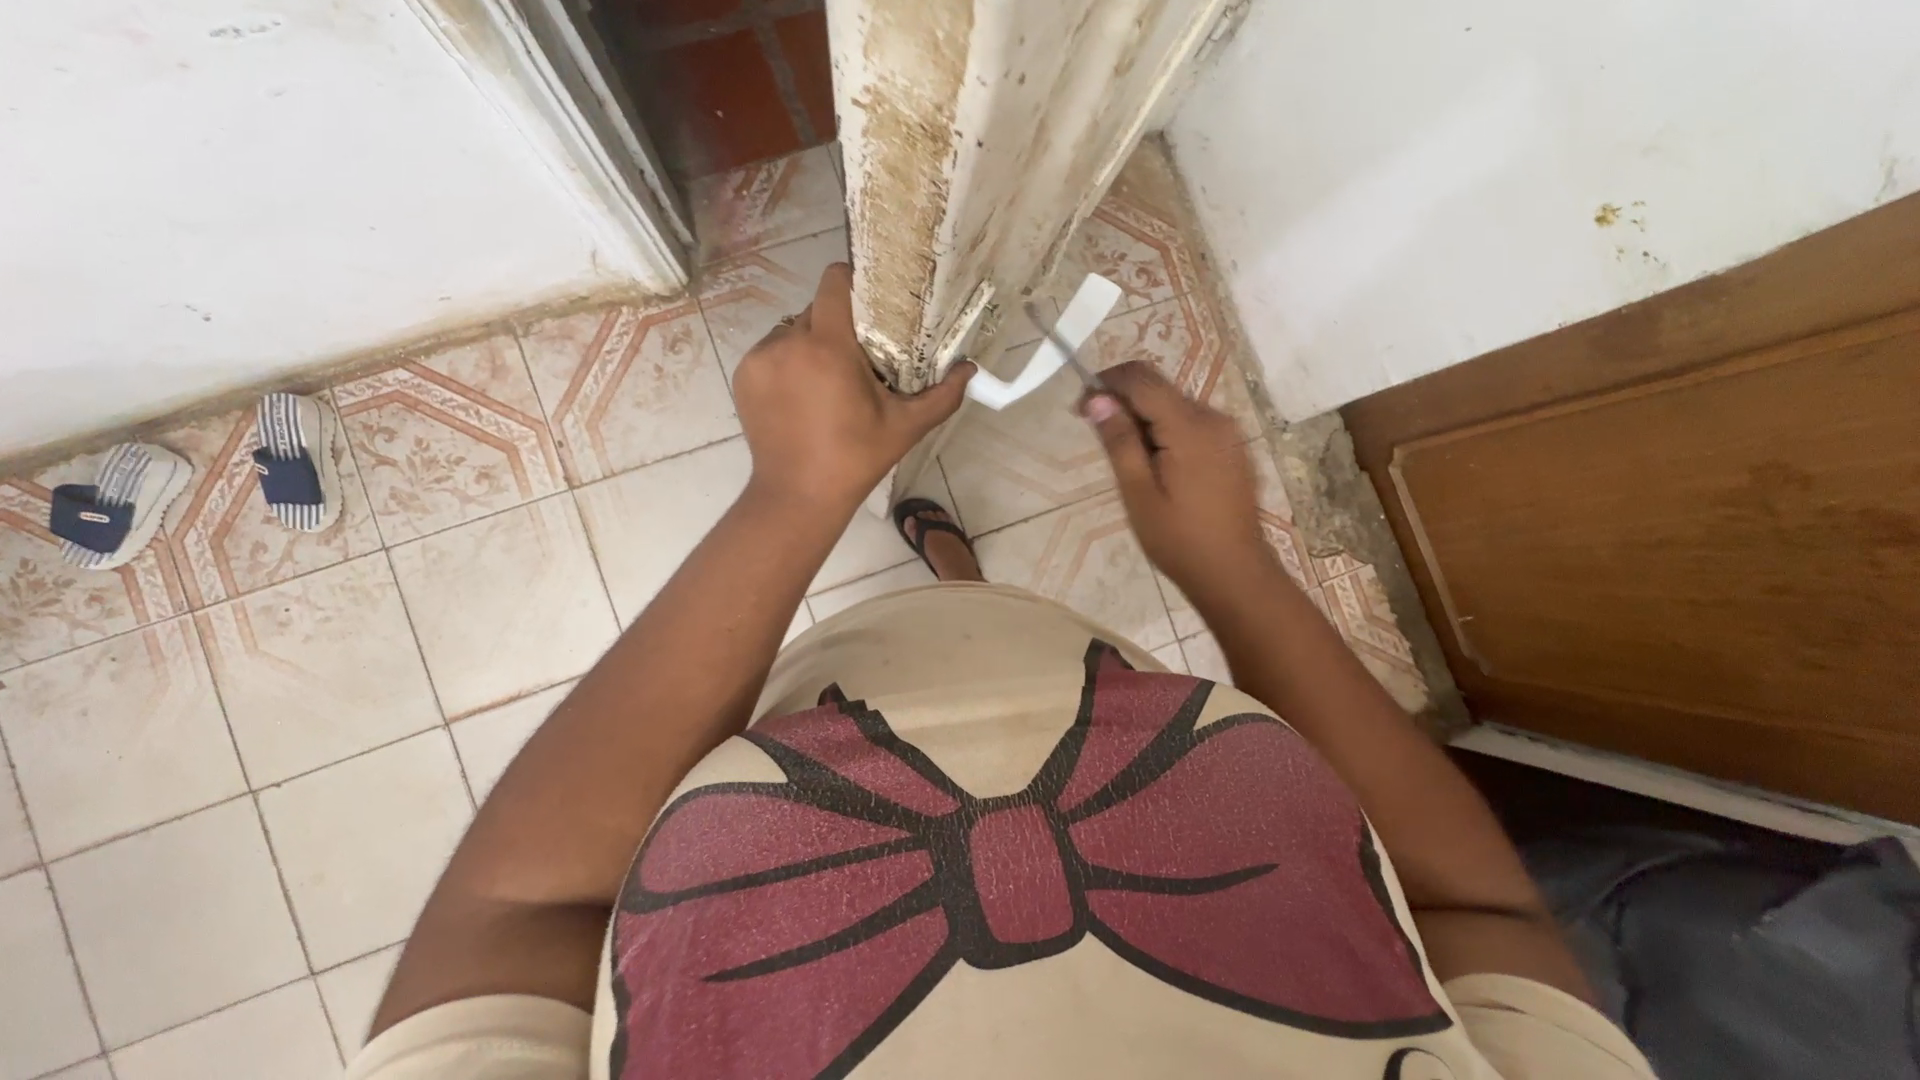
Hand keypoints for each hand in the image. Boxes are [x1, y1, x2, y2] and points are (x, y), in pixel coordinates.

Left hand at [732, 264, 974, 509]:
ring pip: (791, 331)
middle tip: (857, 356)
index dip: (854, 283)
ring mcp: (760, 359)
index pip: (834, 283)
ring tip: (826, 380)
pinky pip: (770, 352)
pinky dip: (786, 364)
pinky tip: (801, 394)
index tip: (871, 300)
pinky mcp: (743, 376)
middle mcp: (788, 342)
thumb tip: (970, 369)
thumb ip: (942, 395)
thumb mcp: (904, 427)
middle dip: (837, 325)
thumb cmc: (855, 459)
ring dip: (810, 345)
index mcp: (827, 347)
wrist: (798, 495)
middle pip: (816, 309)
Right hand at [1081, 362, 1276, 596]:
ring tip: (1128, 463)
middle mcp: (1214, 418)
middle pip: (1160, 389)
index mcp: (1190, 426)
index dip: (1106, 383)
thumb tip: (1097, 398)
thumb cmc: (1180, 540)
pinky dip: (1167, 433)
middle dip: (1124, 403)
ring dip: (1145, 421)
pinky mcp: (1233, 448)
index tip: (1081, 410)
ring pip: (1175, 406)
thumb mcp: (1138, 493)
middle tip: (1099, 439)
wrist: (1235, 574)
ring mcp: (1228, 433)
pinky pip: (1193, 425)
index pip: (1141, 378)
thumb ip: (1119, 441)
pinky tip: (1157, 469)